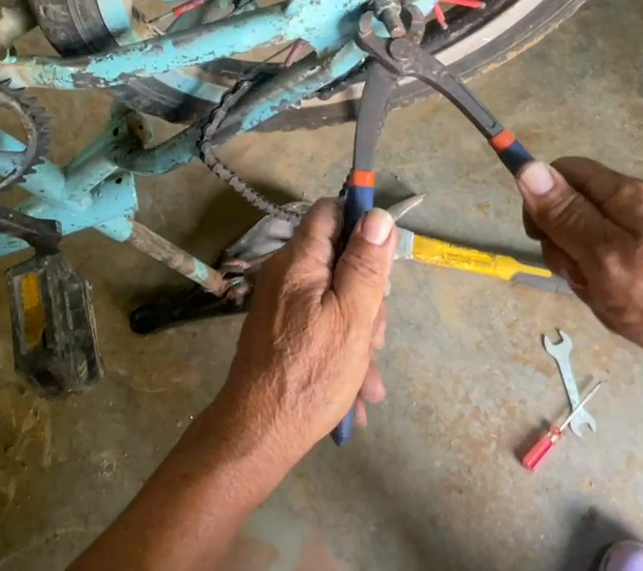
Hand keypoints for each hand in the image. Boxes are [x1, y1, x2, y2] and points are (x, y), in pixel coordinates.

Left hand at [211, 198, 393, 463]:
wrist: (259, 432)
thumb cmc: (310, 372)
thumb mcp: (352, 316)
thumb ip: (365, 264)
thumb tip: (377, 213)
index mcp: (299, 260)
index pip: (330, 212)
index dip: (360, 223)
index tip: (383, 259)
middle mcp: (286, 273)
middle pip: (340, 262)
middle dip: (367, 298)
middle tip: (375, 337)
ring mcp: (283, 303)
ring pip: (336, 300)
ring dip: (359, 335)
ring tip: (366, 379)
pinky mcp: (282, 331)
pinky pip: (322, 327)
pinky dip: (342, 352)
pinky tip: (355, 394)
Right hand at [517, 157, 642, 381]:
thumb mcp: (604, 256)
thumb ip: (565, 213)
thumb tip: (528, 166)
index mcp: (631, 195)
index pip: (567, 170)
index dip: (542, 196)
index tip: (537, 235)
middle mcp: (642, 208)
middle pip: (575, 207)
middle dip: (562, 242)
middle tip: (578, 275)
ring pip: (588, 241)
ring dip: (582, 269)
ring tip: (602, 297)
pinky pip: (611, 264)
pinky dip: (603, 284)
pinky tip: (618, 307)